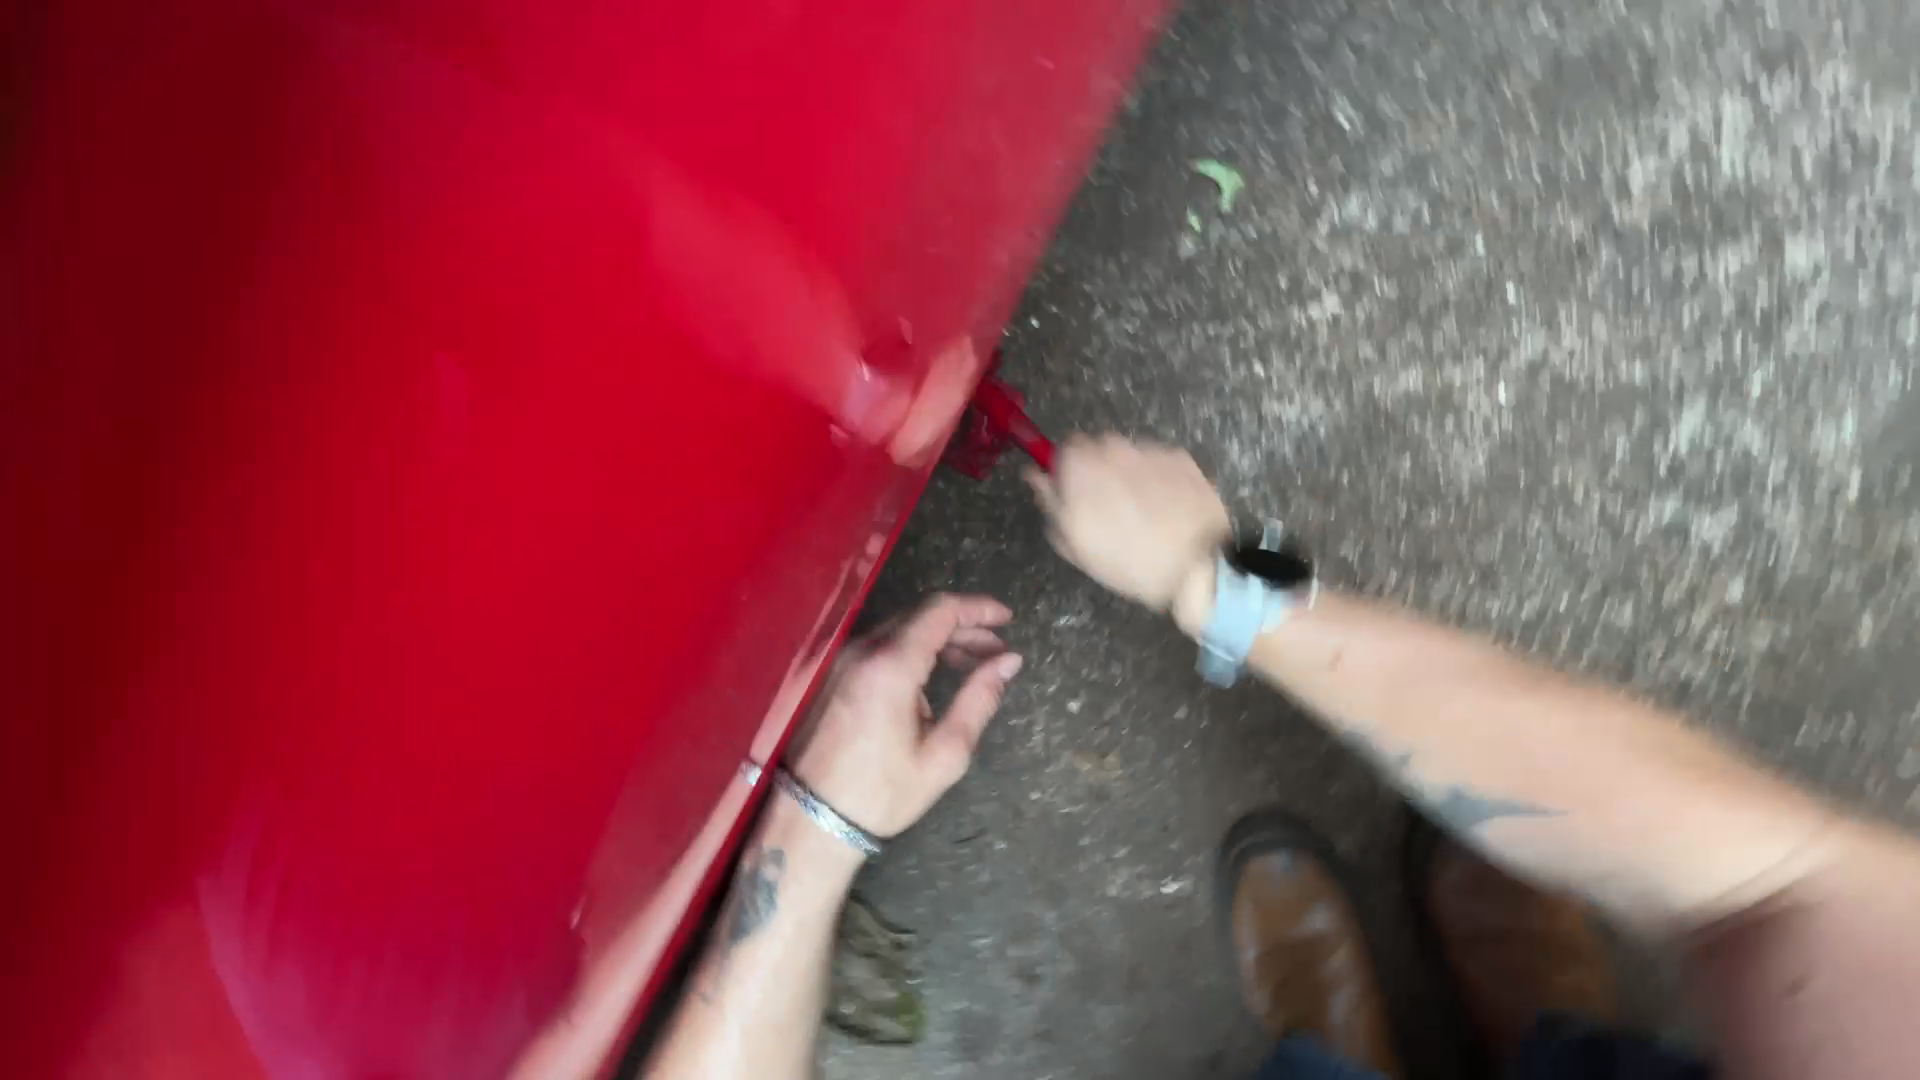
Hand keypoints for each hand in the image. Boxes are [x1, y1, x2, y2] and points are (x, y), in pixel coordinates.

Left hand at [787, 595, 1023, 838]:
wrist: (812, 818)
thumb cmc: (883, 792)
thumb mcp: (945, 753)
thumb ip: (979, 698)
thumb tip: (1009, 661)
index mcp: (890, 666)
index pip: (940, 611)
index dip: (978, 608)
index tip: (1007, 620)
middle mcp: (863, 650)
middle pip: (921, 615)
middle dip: (964, 625)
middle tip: (996, 651)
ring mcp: (843, 659)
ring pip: (901, 628)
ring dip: (940, 638)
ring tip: (973, 665)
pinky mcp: (834, 672)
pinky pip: (882, 644)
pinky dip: (914, 649)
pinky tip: (934, 677)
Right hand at [1026, 434, 1230, 612]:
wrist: (1196, 566)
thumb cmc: (1129, 562)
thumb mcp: (1076, 544)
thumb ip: (1051, 503)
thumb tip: (1036, 477)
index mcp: (1080, 467)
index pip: (1063, 450)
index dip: (1068, 471)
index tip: (1076, 494)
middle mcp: (1114, 448)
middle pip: (1098, 448)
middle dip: (1100, 470)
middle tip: (1109, 507)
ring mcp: (1151, 450)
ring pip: (1131, 454)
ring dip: (1130, 473)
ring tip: (1142, 511)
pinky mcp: (1182, 457)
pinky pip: (1160, 461)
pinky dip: (1159, 478)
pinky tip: (1166, 507)